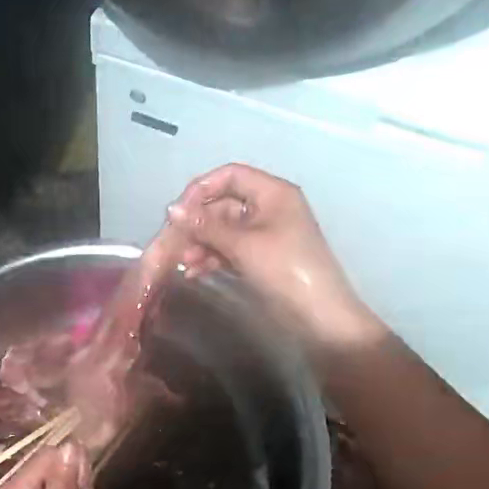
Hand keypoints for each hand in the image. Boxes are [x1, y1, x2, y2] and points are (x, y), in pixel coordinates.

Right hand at [167, 163, 386, 352]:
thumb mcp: (242, 245)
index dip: (201, 189)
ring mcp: (263, 233)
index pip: (230, 175)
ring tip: (184, 264)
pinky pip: (227, 248)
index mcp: (273, 193)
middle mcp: (268, 207)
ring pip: (222, 229)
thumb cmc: (285, 269)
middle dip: (197, 223)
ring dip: (200, 243)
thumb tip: (171, 209)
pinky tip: (194, 272)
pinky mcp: (259, 256)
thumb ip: (205, 226)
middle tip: (174, 244)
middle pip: (222, 203)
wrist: (317, 313)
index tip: (176, 213)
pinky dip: (210, 257)